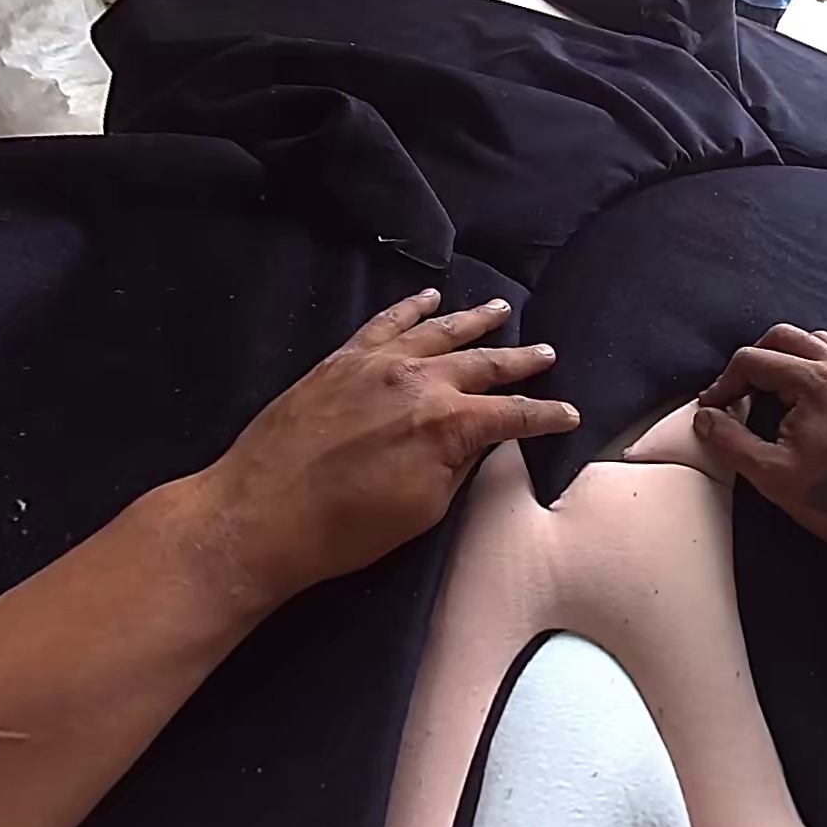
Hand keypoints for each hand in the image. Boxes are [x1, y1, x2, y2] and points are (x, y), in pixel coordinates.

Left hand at [156, 290, 579, 604]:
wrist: (258, 516)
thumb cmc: (345, 529)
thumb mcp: (423, 509)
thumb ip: (459, 464)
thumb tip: (478, 437)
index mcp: (447, 424)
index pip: (513, 414)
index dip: (546, 416)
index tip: (569, 414)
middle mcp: (420, 381)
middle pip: (484, 363)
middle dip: (521, 360)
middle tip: (547, 353)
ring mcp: (380, 362)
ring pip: (441, 331)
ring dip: (476, 320)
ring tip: (503, 309)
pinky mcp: (344, 357)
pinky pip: (386, 321)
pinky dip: (411, 307)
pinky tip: (430, 297)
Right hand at [692, 324, 826, 571]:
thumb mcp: (771, 476)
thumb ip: (728, 441)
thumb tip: (704, 418)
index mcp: (817, 384)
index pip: (752, 361)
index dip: (723, 384)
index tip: (713, 408)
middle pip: (782, 337)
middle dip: (751, 362)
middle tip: (737, 394)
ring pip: (814, 337)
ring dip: (785, 355)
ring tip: (770, 389)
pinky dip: (821, 354)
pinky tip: (811, 380)